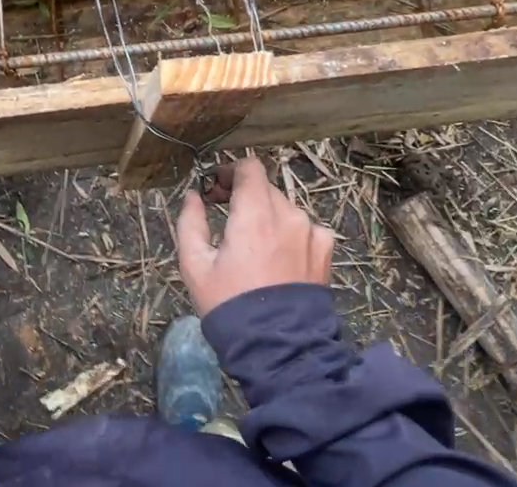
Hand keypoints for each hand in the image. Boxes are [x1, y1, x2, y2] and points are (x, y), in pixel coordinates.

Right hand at [176, 158, 334, 315]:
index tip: (216, 191)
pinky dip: (291, 234)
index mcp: (255, 214)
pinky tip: (280, 258)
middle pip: (264, 187)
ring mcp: (311, 233)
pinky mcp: (326, 252)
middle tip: (227, 219)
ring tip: (254, 247)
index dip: (229, 172)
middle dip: (244, 196)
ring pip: (284, 208)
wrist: (280, 351)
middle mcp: (288, 215)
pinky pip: (305, 228)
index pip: (249, 167)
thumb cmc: (230, 305)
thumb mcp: (195, 265)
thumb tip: (194, 197)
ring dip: (267, 216)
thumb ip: (191, 223)